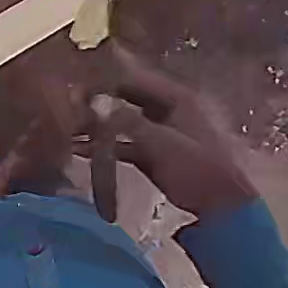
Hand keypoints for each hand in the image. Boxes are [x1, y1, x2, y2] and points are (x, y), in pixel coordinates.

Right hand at [83, 43, 257, 217]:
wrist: (221, 210)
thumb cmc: (197, 170)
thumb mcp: (162, 144)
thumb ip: (129, 122)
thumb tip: (96, 104)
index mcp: (175, 97)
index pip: (134, 77)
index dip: (106, 77)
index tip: (76, 80)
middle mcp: (165, 108)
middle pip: (124, 96)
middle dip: (97, 100)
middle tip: (67, 102)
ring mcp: (157, 131)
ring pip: (121, 119)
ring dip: (98, 124)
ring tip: (67, 126)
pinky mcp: (151, 153)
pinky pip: (123, 143)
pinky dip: (104, 145)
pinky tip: (80, 149)